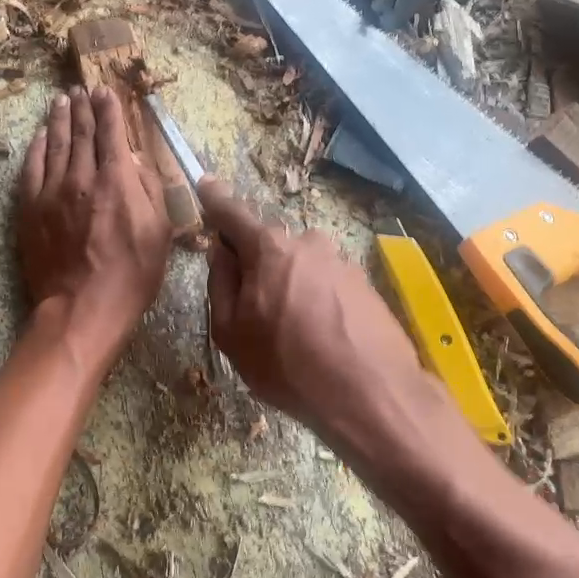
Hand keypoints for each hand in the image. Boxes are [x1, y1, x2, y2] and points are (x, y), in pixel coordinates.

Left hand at [16, 86, 171, 345]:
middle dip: (83, 107)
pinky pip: (31, 169)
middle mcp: (81, 178)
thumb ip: (148, 190)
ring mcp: (50, 192)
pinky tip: (39, 136)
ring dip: (58, 119)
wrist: (80, 308)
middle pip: (80, 133)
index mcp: (116, 181)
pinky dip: (36, 148)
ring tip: (61, 101)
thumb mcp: (159, 233)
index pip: (111, 133)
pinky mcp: (29, 209)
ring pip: (54, 145)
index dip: (109, 109)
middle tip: (81, 88)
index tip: (106, 91)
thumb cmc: (130, 276)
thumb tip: (135, 161)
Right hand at [200, 179, 426, 441]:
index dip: (215, 199)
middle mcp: (307, 242)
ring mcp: (342, 262)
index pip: (232, 213)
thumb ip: (220, 284)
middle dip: (257, 266)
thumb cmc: (288, 365)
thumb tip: (221, 252)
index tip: (205, 182)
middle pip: (270, 246)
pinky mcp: (366, 285)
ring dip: (290, 288)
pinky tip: (321, 341)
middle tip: (254, 313)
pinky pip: (327, 286)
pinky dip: (318, 304)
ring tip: (293, 337)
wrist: (373, 395)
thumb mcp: (231, 332)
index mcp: (268, 248)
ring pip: (300, 267)